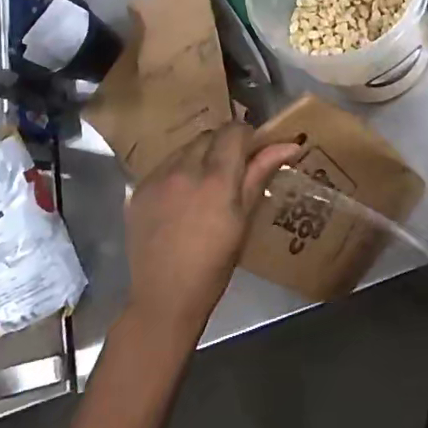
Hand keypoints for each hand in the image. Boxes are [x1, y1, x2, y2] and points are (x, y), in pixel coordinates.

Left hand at [124, 125, 303, 340]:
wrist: (165, 296)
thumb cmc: (214, 265)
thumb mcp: (243, 221)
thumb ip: (260, 175)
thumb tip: (288, 145)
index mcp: (216, 179)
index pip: (233, 131)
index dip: (248, 136)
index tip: (254, 152)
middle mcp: (183, 169)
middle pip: (208, 135)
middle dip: (224, 145)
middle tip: (233, 170)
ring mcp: (157, 178)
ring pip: (184, 148)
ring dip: (200, 156)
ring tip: (205, 185)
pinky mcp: (139, 189)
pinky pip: (163, 166)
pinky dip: (177, 172)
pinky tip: (181, 198)